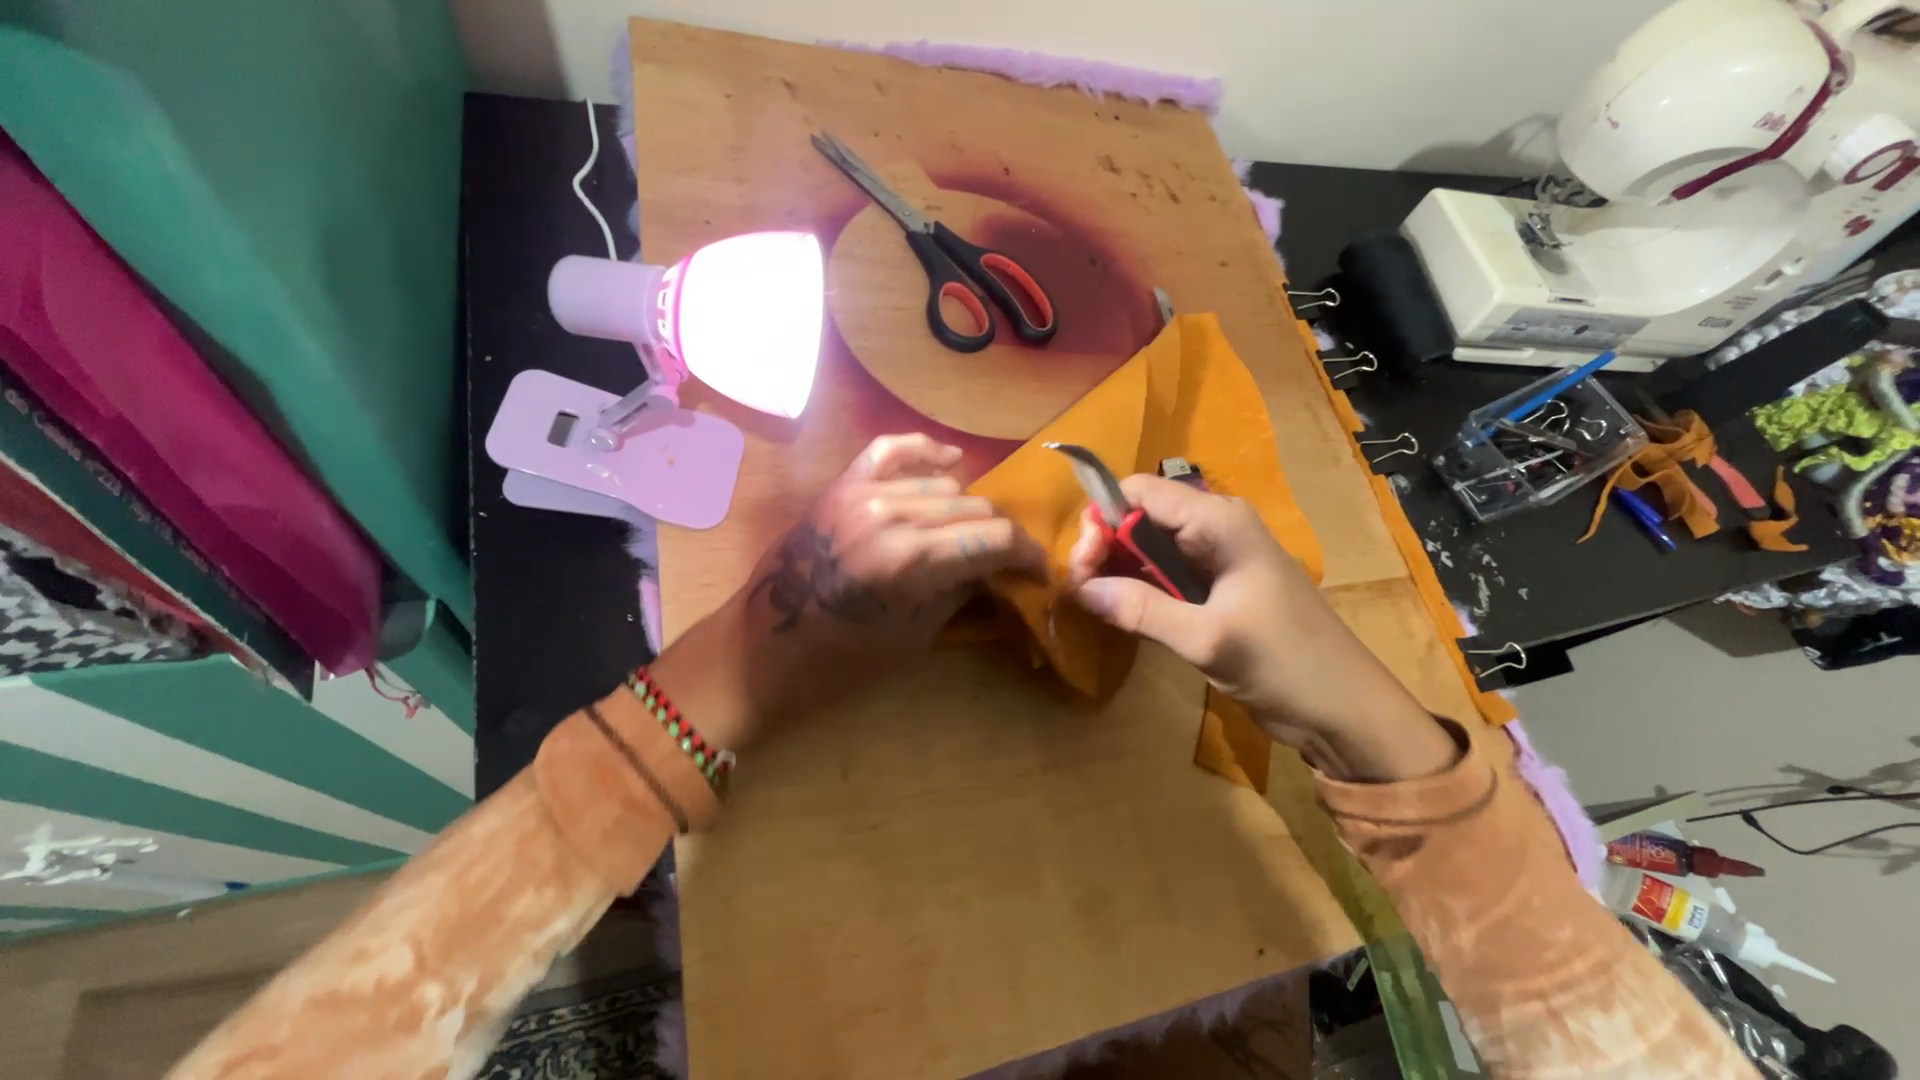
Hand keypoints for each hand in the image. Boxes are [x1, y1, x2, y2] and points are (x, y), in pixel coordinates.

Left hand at [746, 433, 1045, 648]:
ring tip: (972, 534)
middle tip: (1007, 561)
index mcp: (910, 562)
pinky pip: (891, 450)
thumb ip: (961, 591)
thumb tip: (999, 569)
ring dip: (968, 509)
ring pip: (943, 484)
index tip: (1037, 570)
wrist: (762, 647)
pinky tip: (949, 461)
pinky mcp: (841, 485)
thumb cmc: (839, 661)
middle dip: (1000, 535)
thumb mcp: (914, 637)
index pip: (993, 539)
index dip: (1026, 554)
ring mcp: (862, 493)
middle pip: (974, 508)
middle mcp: (890, 515)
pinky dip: (924, 451)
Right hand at [1066, 475, 1457, 781]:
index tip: (1081, 565)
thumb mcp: (1207, 638)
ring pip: (1147, 548)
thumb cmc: (1285, 662)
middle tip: (1081, 591)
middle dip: (1104, 546)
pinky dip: (1136, 589)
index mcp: (1218, 522)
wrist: (1344, 707)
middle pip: (1139, 517)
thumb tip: (1079, 590)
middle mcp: (1214, 530)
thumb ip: (1141, 609)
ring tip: (1091, 604)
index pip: (1140, 492)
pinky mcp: (1214, 592)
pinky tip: (1116, 612)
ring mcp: (1214, 561)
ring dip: (1116, 570)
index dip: (1103, 518)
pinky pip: (1162, 576)